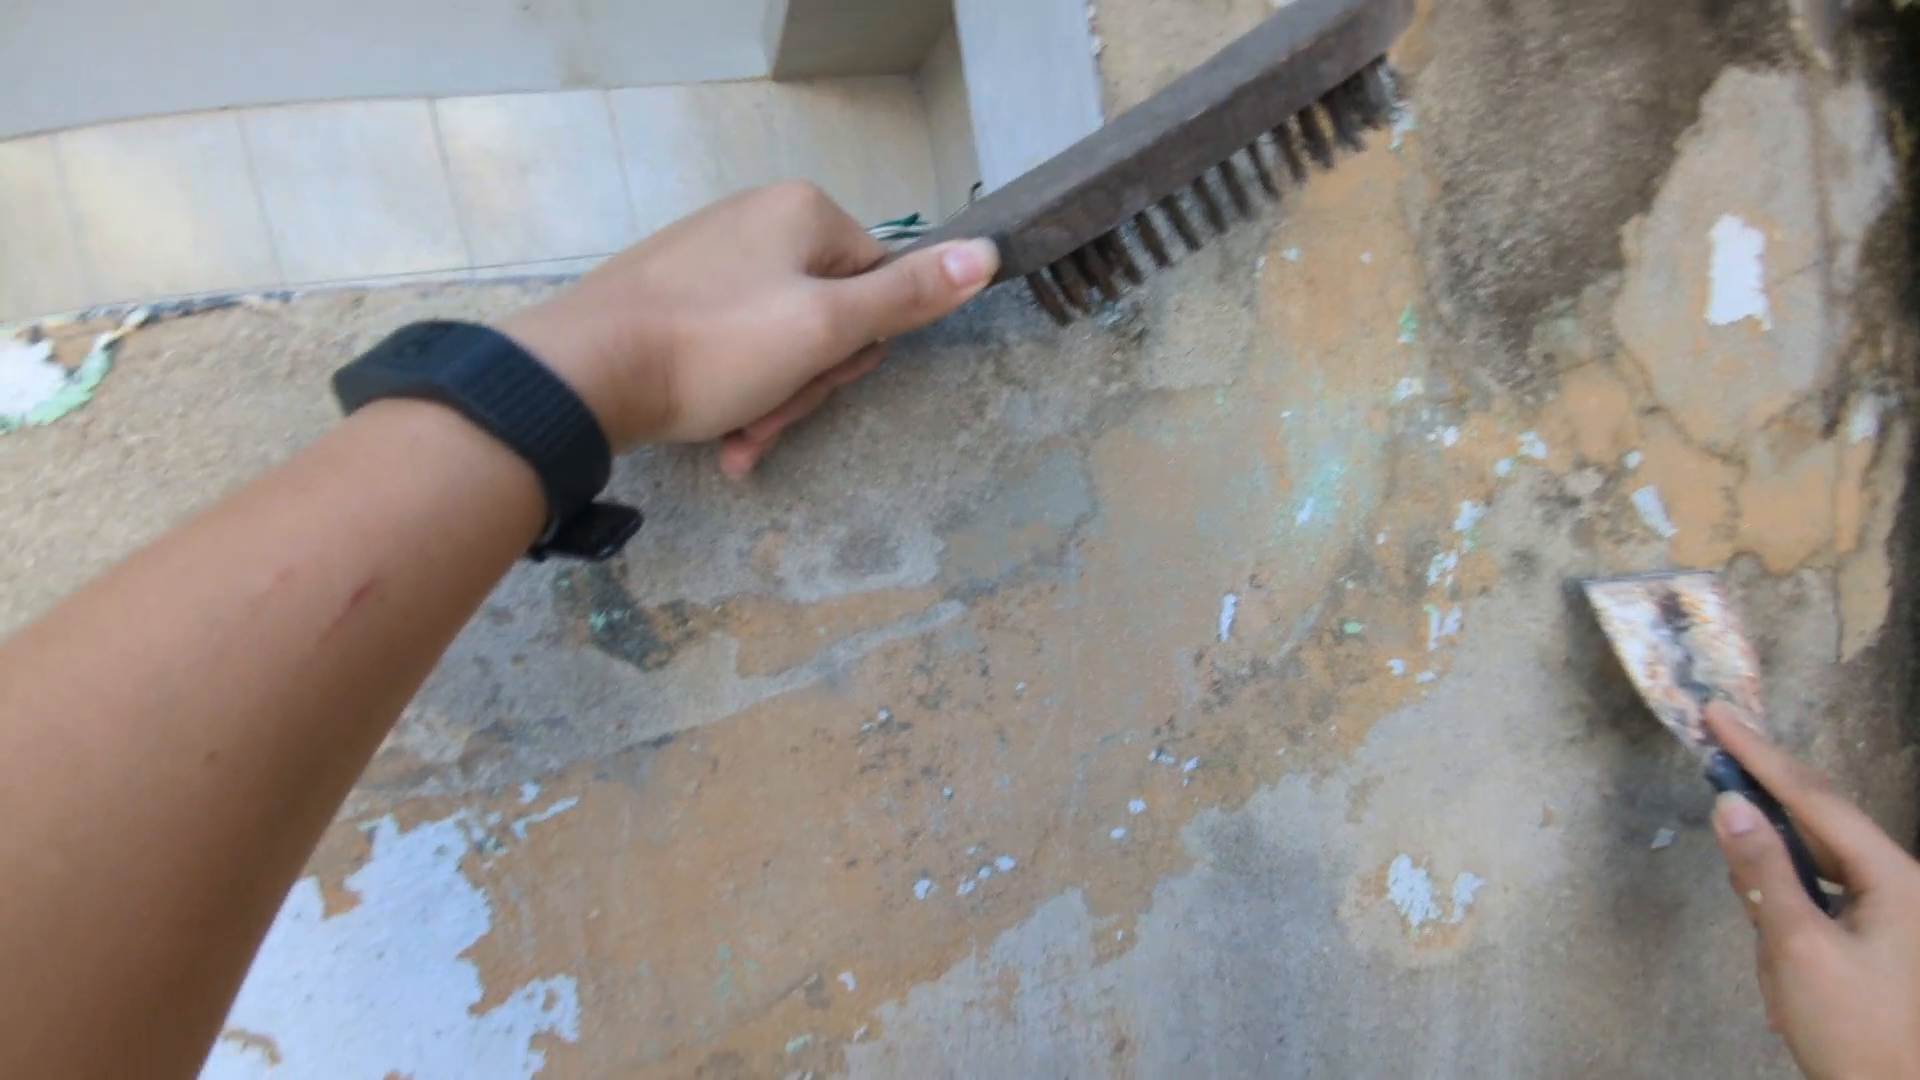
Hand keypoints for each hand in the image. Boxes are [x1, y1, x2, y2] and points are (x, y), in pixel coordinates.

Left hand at [498, 181, 999, 475]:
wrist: (583, 377)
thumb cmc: (718, 348)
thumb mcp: (827, 327)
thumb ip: (909, 295)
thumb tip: (987, 253)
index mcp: (803, 215)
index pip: (881, 283)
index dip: (860, 348)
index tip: (822, 381)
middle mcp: (761, 224)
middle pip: (831, 319)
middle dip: (808, 385)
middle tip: (773, 417)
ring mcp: (716, 261)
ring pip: (785, 345)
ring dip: (773, 405)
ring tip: (741, 443)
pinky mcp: (680, 298)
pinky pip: (738, 350)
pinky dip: (739, 397)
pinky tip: (723, 442)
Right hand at [1705, 706, 1919, 1078]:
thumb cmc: (1858, 1028)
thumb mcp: (1798, 947)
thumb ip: (1763, 872)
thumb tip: (1731, 805)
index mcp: (1901, 885)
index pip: (1815, 800)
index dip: (1761, 752)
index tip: (1719, 712)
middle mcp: (1909, 889)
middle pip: (1826, 815)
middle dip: (1771, 771)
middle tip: (1722, 731)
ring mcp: (1899, 912)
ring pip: (1824, 844)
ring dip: (1777, 809)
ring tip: (1733, 775)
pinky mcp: (1881, 931)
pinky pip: (1825, 874)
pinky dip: (1787, 849)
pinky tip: (1764, 848)